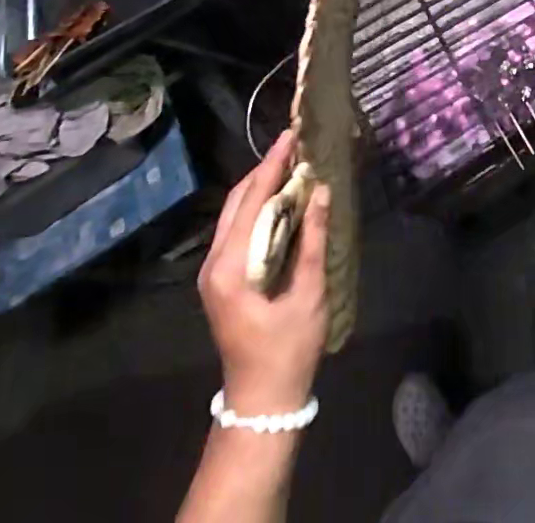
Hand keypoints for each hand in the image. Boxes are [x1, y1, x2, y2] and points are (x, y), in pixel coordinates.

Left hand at [198, 128, 330, 415]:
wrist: (262, 399)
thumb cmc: (288, 350)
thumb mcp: (307, 295)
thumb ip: (312, 240)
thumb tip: (320, 191)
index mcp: (229, 266)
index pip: (251, 202)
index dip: (272, 166)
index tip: (291, 136)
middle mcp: (214, 263)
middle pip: (237, 202)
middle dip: (265, 170)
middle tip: (294, 143)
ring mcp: (214, 271)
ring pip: (235, 214)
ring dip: (262, 186)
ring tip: (291, 162)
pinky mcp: (224, 277)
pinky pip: (239, 229)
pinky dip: (260, 207)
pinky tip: (282, 198)